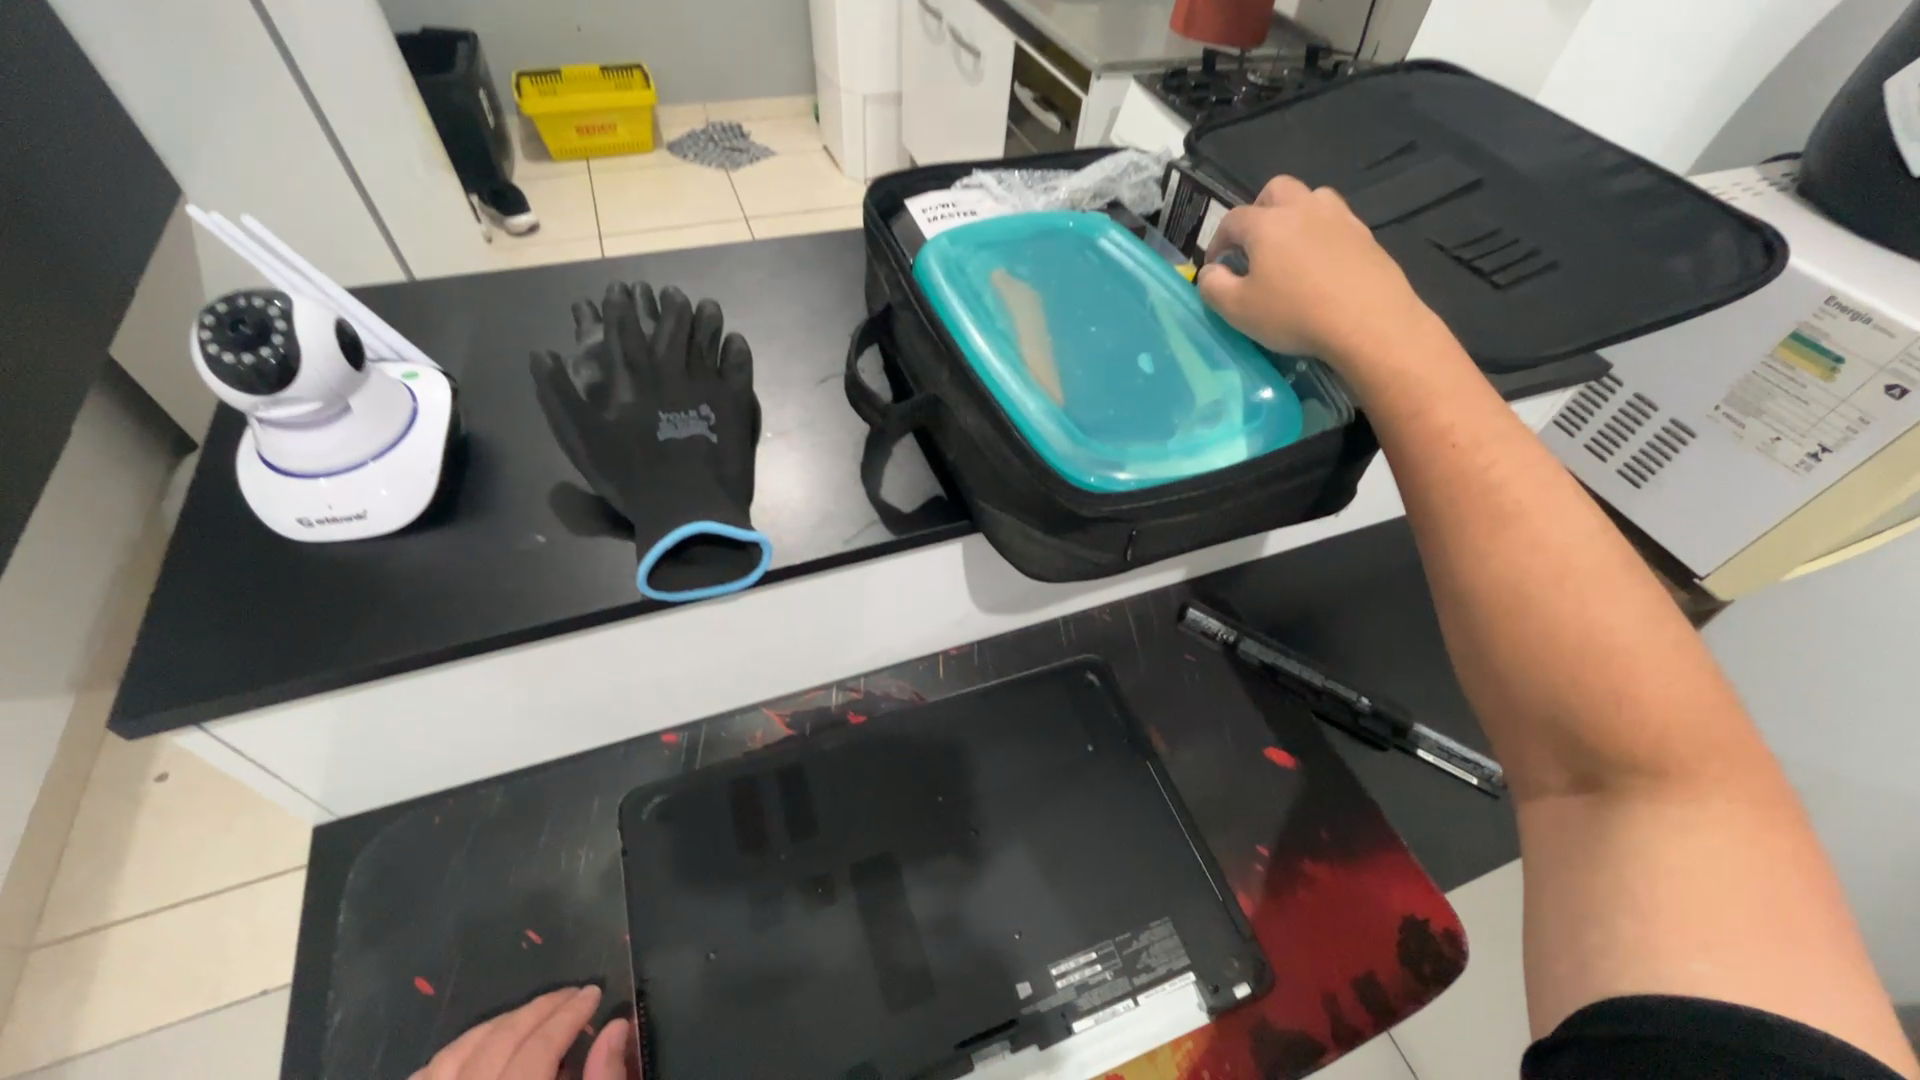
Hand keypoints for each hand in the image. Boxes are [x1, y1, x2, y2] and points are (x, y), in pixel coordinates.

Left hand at [410, 985, 635, 1079]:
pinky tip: (477, 1049)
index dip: (569, 1016)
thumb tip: (617, 1026)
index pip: (538, 1051)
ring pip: (456, 1055)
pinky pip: (424, 1077)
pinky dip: (453, 1055)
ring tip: (534, 1015)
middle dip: (539, 1011)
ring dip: (499, 1026)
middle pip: (498, 1045)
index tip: (595, 992)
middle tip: (573, 994)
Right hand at [1197, 176, 1437, 373]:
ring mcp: (1339, 218)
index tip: (1216, 266)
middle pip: (1276, 190)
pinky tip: (1322, 264)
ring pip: (1311, 198)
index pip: (1232, 220)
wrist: (1368, 322)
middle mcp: (1302, 209)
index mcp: (1266, 224)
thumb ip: (1213, 287)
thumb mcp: (1237, 310)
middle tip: (1254, 244)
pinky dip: (1322, 234)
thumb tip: (1209, 272)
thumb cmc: (1294, 314)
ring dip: (1295, 215)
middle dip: (1258, 211)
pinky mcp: (1365, 236)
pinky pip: (1337, 222)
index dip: (1218, 241)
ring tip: (1291, 247)